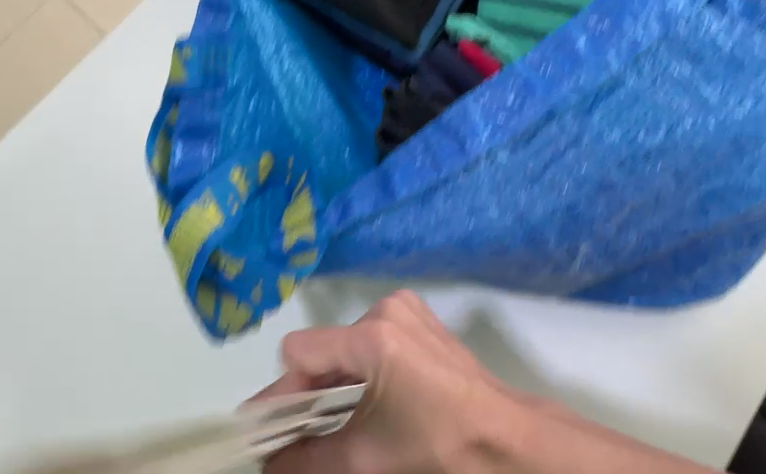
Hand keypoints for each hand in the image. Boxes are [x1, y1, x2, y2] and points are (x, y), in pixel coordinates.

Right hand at [252, 291, 522, 473]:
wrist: (502, 437)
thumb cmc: (435, 445)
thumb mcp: (364, 458)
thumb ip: (305, 458)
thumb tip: (265, 463)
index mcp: (373, 336)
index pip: (300, 351)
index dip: (279, 392)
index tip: (263, 428)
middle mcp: (386, 308)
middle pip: (324, 348)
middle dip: (304, 392)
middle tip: (288, 434)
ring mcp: (406, 309)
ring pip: (346, 344)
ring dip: (331, 383)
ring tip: (321, 424)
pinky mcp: (419, 317)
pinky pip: (371, 339)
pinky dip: (357, 370)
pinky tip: (359, 402)